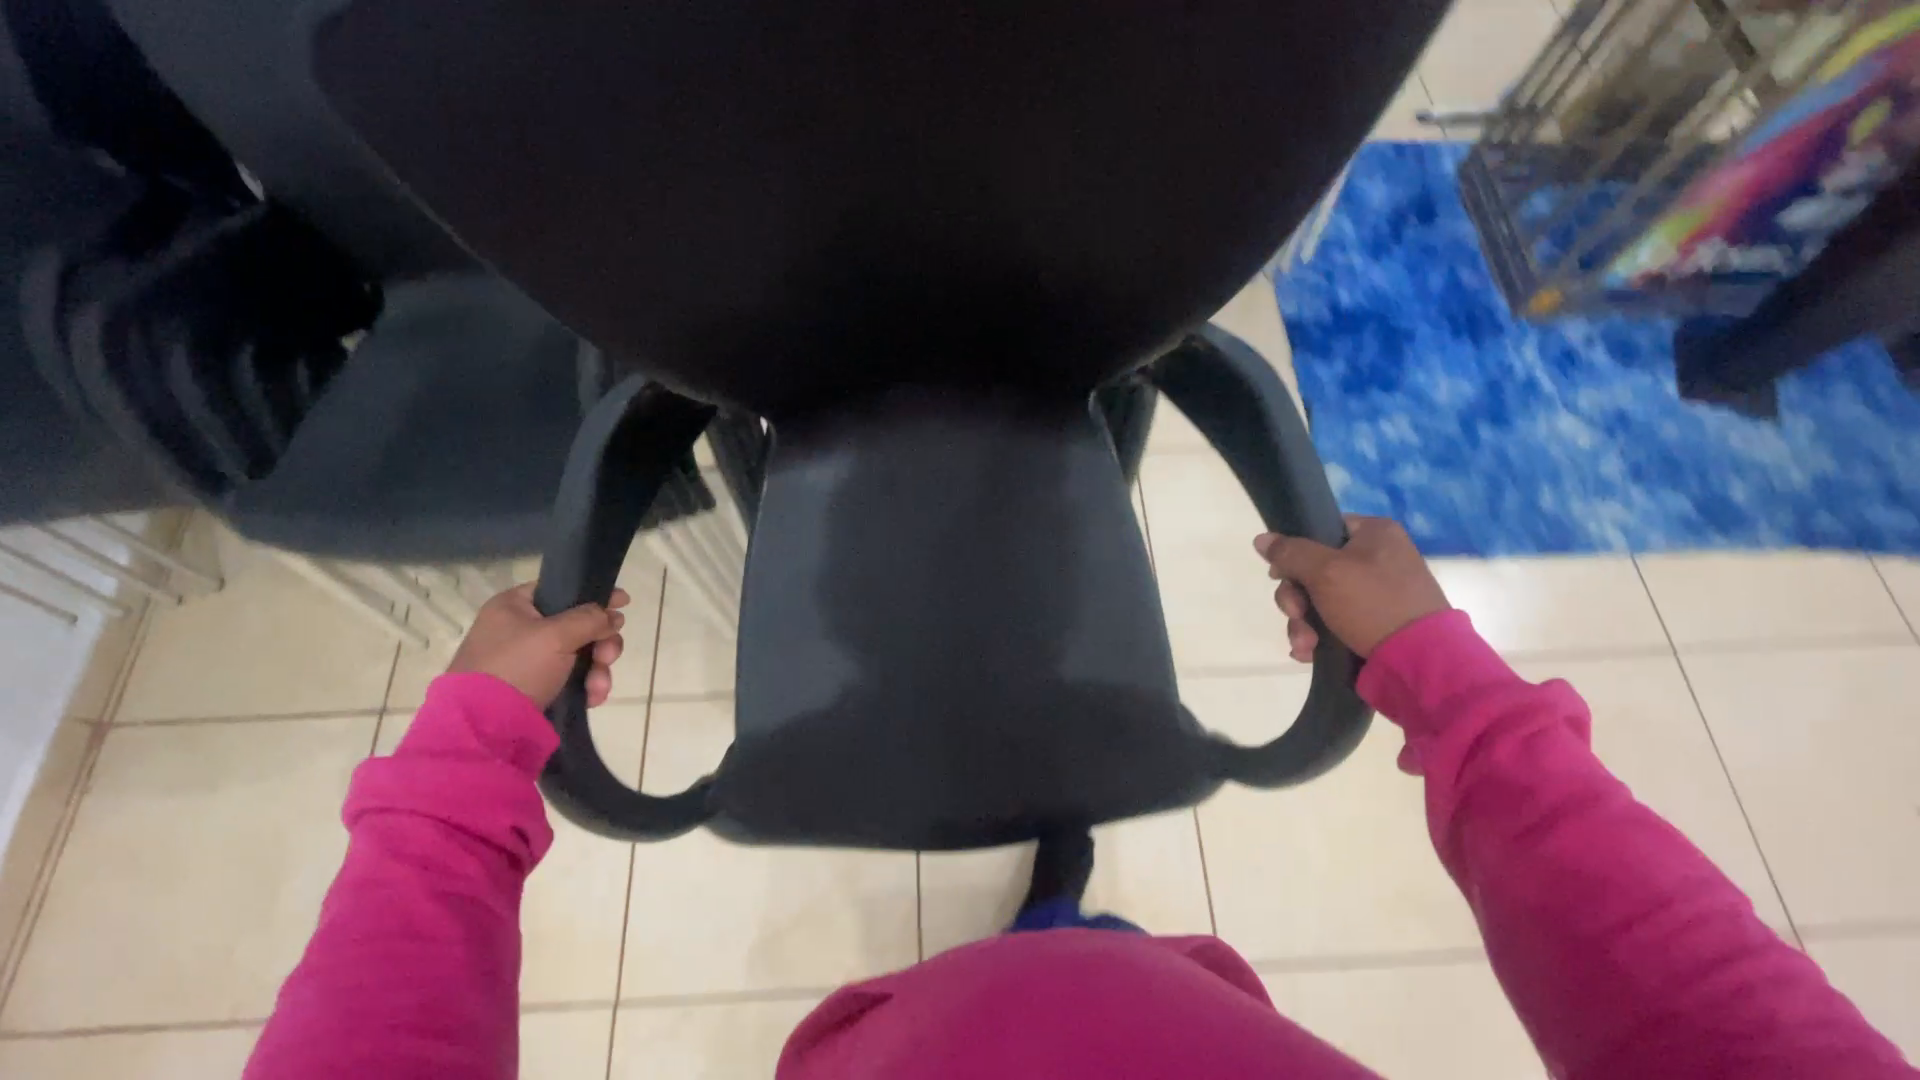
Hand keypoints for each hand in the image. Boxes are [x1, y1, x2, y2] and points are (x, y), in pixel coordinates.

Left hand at [447, 583, 629, 707]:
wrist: (484, 728)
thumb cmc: (517, 668)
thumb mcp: (556, 635)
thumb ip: (591, 619)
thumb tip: (613, 616)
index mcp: (514, 607)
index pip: (562, 590)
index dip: (594, 595)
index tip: (624, 602)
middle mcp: (520, 630)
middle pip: (577, 625)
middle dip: (601, 642)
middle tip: (608, 655)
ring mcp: (528, 661)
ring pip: (579, 654)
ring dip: (597, 669)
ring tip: (598, 686)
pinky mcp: (536, 688)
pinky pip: (572, 679)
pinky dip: (586, 686)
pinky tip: (592, 698)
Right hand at [1254, 515, 1448, 660]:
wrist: (1419, 663)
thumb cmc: (1373, 605)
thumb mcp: (1326, 572)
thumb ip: (1290, 553)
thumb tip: (1261, 539)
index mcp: (1375, 534)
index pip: (1321, 529)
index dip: (1294, 552)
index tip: (1279, 575)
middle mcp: (1378, 558)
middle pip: (1314, 568)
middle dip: (1296, 598)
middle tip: (1294, 615)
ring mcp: (1378, 593)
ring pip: (1319, 600)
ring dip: (1302, 623)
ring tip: (1305, 644)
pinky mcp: (1374, 623)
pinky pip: (1334, 622)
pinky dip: (1318, 636)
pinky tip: (1310, 652)